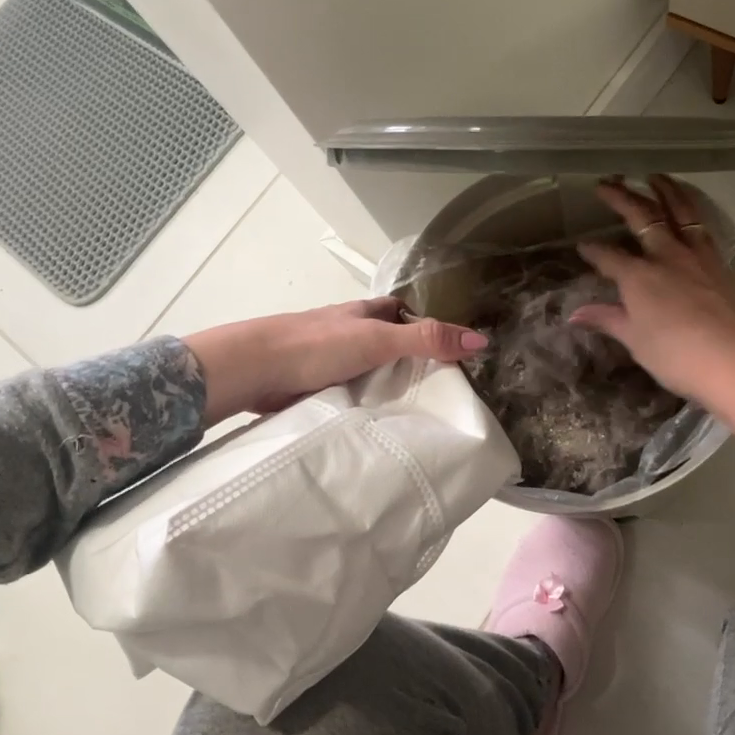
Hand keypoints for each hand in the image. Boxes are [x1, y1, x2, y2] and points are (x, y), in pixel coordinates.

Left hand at [183, 297, 487, 423]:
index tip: (450, 352)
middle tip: (440, 391)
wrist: (254, 369)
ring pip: (367, 371)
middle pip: (387, 343)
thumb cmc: (317, 345)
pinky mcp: (312, 385)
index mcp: (363, 312)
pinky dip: (362, 404)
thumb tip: (480, 339)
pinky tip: (378, 423)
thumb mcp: (379, 339)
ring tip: (416, 414)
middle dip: (408, 362)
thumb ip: (427, 340)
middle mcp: (346, 331)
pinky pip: (348, 393)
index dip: (425, 325)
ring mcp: (327, 359)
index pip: (403, 312)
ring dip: (384, 386)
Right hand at [571, 176, 734, 405]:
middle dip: (622, 198)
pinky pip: (702, 228)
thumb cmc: (677, 356)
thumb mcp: (635, 341)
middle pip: (643, 217)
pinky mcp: (722, 266)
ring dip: (666, 191)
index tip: (582, 246)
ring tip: (656, 177)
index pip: (609, 256)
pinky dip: (691, 213)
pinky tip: (690, 214)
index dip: (593, 250)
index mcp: (639, 276)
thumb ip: (607, 320)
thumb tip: (575, 314)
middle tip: (607, 182)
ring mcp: (699, 258)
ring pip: (681, 212)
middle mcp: (667, 257)